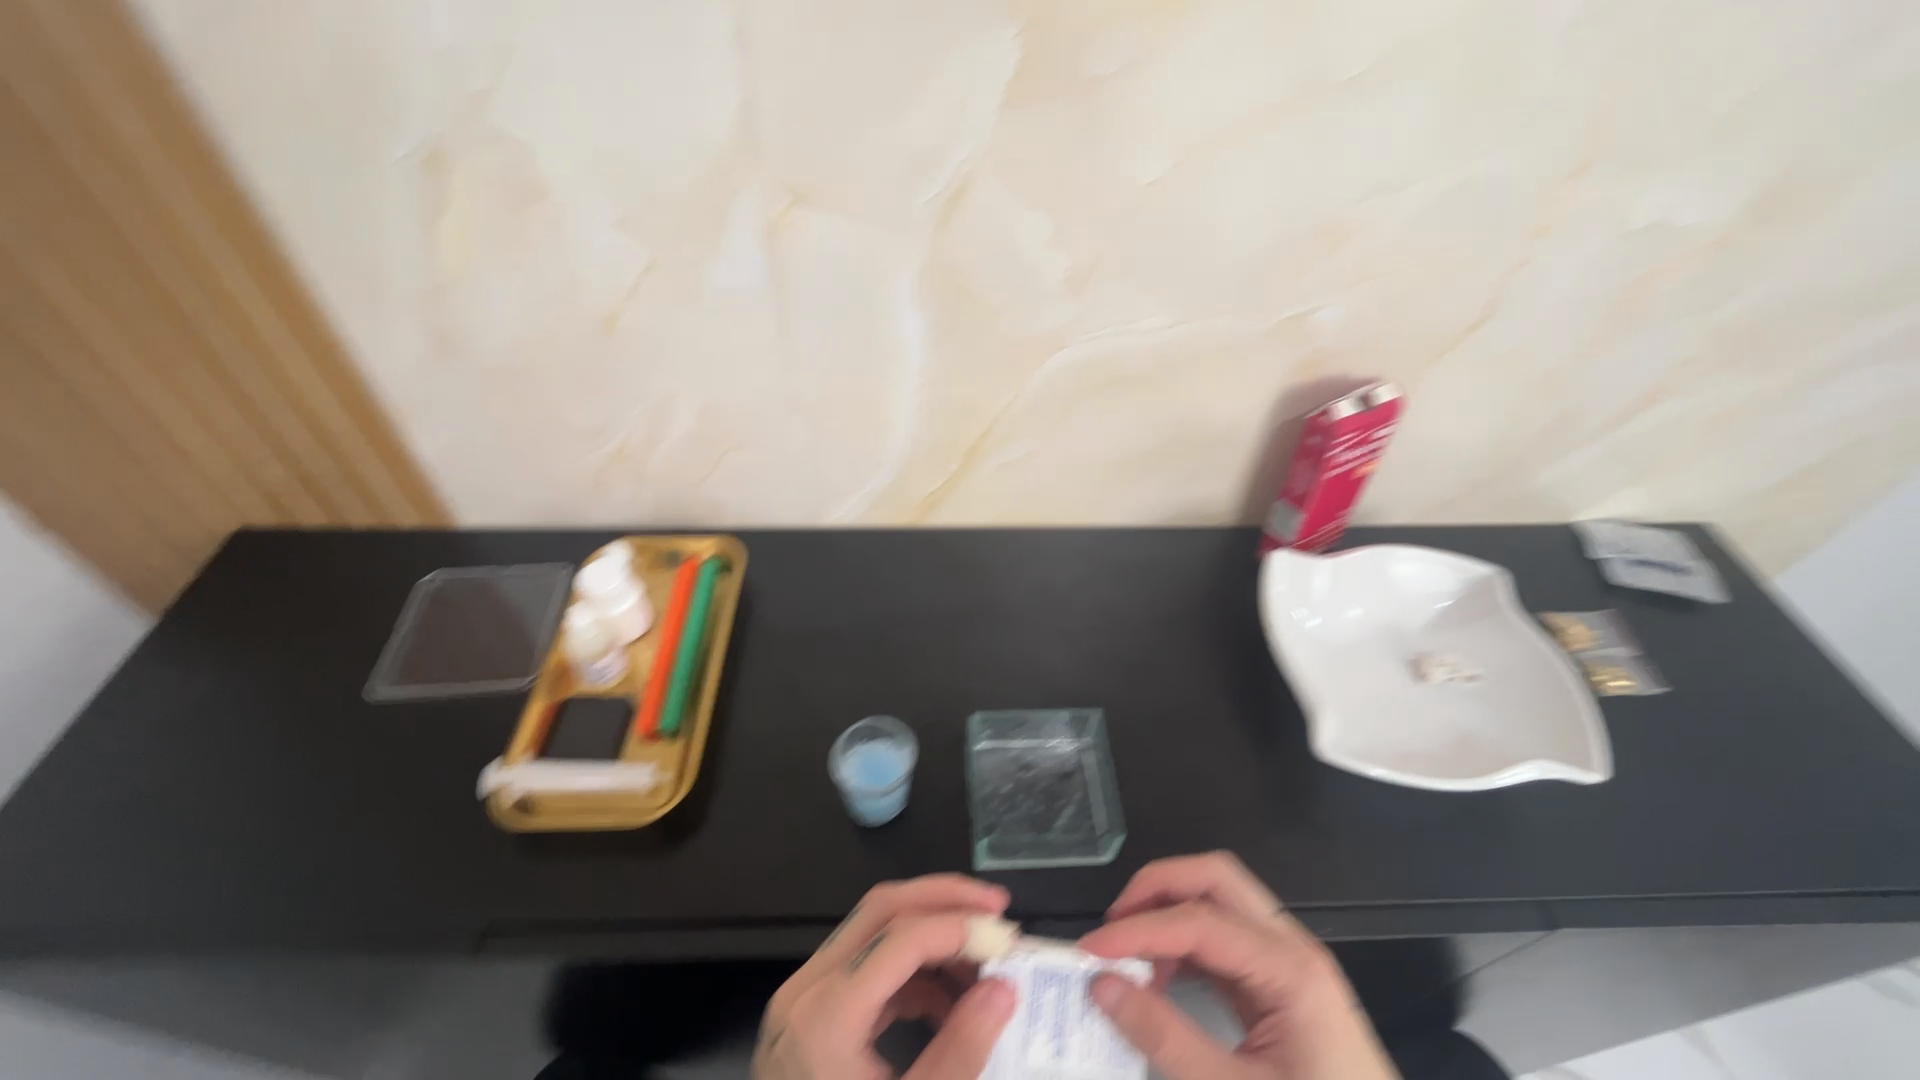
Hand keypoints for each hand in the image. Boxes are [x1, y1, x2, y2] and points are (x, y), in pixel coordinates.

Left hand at [754, 874, 1016, 1079]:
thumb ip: (960, 1051)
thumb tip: (1004, 989)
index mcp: (825, 1015)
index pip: (899, 938)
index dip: (958, 927)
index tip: (1007, 936)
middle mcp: (805, 990)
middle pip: (880, 911)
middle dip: (943, 901)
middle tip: (998, 909)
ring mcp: (801, 999)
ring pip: (873, 934)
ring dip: (932, 940)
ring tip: (985, 968)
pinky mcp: (808, 1015)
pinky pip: (865, 970)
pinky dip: (911, 974)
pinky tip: (949, 1004)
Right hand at [1080, 852, 1399, 1079]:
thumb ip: (1165, 1036)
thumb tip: (1101, 985)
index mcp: (1290, 969)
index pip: (1198, 920)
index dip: (1137, 930)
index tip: (1089, 952)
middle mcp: (1292, 947)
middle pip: (1216, 878)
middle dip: (1156, 889)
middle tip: (1112, 927)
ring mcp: (1289, 962)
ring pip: (1220, 900)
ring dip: (1168, 912)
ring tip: (1129, 957)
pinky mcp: (1282, 983)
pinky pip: (1225, 938)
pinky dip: (1184, 943)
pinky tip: (1160, 978)